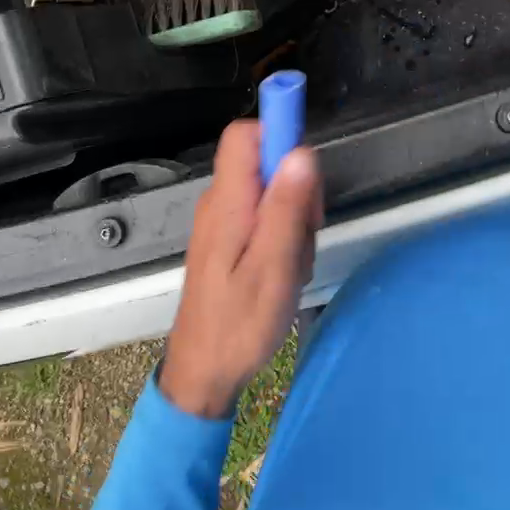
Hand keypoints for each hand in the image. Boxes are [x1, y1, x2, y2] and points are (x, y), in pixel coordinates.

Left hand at [160, 121, 321, 417]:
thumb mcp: (274, 267)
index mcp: (228, 202)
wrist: (203, 374)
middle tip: (305, 234)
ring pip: (272, 193)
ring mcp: (224, 221)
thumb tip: (301, 151)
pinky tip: (283, 272)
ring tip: (292, 263)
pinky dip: (283, 238)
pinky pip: (265, 218)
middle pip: (267, 163)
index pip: (244, 134)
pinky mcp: (229, 240)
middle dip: (298, 190)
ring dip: (294, 221)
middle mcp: (221, 203)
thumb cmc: (239, 326)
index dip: (278, 136)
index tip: (305, 171)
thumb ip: (288, 208)